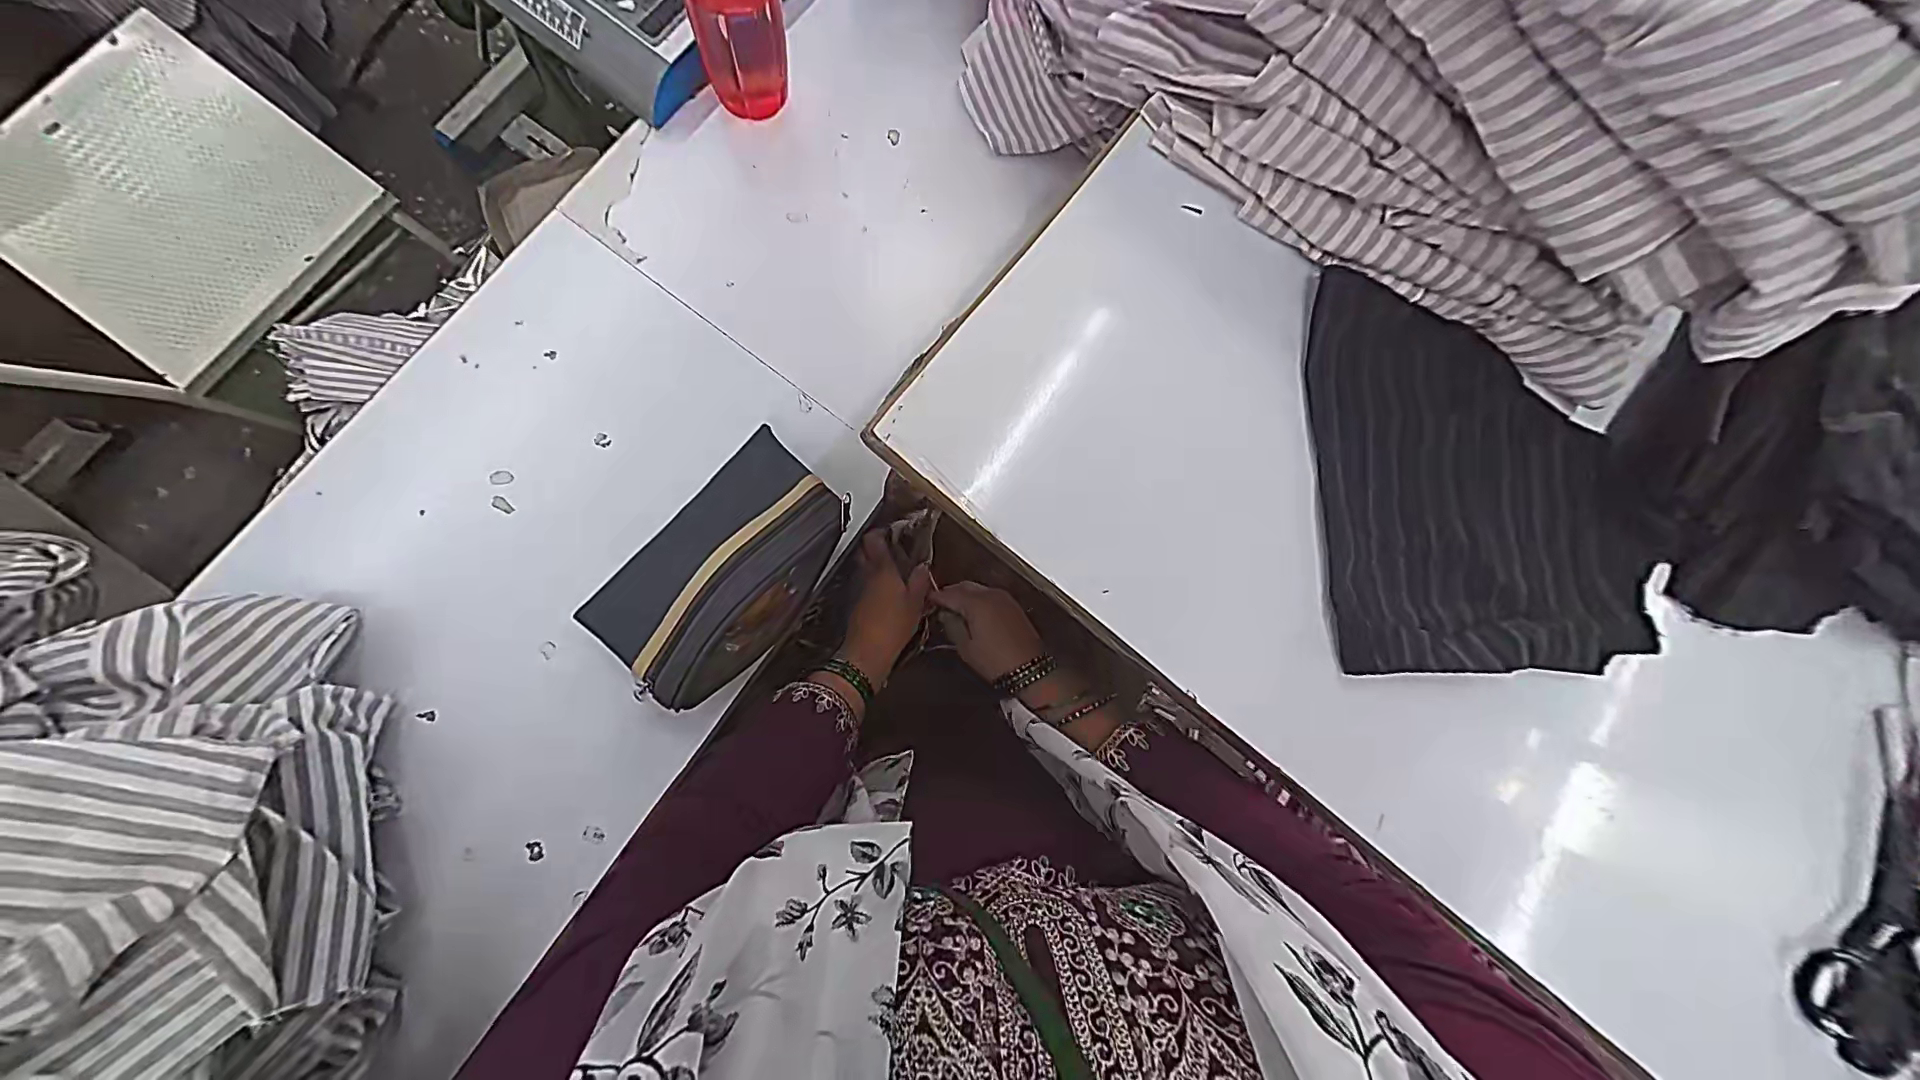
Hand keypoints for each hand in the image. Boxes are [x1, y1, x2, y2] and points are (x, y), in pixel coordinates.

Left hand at [840, 530, 933, 681]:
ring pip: (863, 569)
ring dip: (874, 566)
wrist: (867, 653)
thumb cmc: (893, 626)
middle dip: (875, 547)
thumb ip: (920, 581)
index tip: (891, 532)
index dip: (881, 532)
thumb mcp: (915, 602)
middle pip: (864, 551)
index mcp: (882, 570)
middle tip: (892, 550)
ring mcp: (858, 590)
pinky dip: (872, 584)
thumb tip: (923, 567)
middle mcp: (866, 576)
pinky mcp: (855, 605)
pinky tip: (886, 594)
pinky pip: (863, 586)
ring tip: (893, 572)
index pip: (874, 540)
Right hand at [931, 581, 1045, 683]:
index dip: (936, 596)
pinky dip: (978, 599)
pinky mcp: (1012, 605)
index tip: (927, 601)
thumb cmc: (994, 660)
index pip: (949, 593)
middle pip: (964, 586)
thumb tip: (945, 614)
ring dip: (965, 595)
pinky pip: (989, 595)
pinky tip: (974, 612)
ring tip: (955, 609)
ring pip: (978, 589)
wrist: (1029, 669)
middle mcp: (990, 594)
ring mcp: (1004, 598)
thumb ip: (952, 625)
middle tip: (939, 604)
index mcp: (976, 603)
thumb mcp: (966, 647)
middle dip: (950, 593)